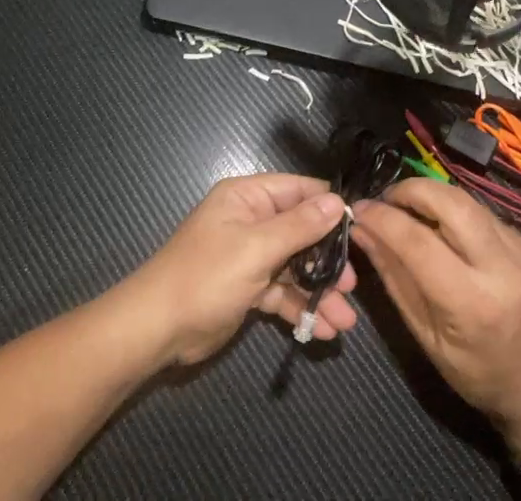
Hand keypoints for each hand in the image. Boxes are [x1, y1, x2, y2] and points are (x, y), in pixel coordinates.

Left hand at [126, 173, 360, 365]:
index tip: (363, 230)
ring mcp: (249, 256)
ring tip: (345, 320)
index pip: (299, 191)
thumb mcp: (256, 248)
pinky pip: (282, 292)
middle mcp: (250, 222)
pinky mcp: (248, 289)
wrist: (158, 328)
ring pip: (295, 267)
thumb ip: (300, 226)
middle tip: (352, 286)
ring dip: (320, 291)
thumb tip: (338, 201)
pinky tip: (323, 329)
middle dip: (328, 260)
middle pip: (302, 232)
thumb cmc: (206, 276)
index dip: (330, 208)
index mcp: (247, 198)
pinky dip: (301, 308)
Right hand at [352, 178, 520, 451]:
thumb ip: (394, 279)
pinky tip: (437, 225)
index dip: (382, 218)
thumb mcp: (425, 337)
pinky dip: (452, 210)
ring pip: (467, 201)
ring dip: (430, 196)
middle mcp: (502, 268)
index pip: (418, 241)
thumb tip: (362, 232)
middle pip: (450, 203)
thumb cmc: (478, 374)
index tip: (358, 209)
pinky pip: (482, 213)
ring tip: (404, 207)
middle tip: (383, 199)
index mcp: (472, 303)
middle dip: (410, 190)